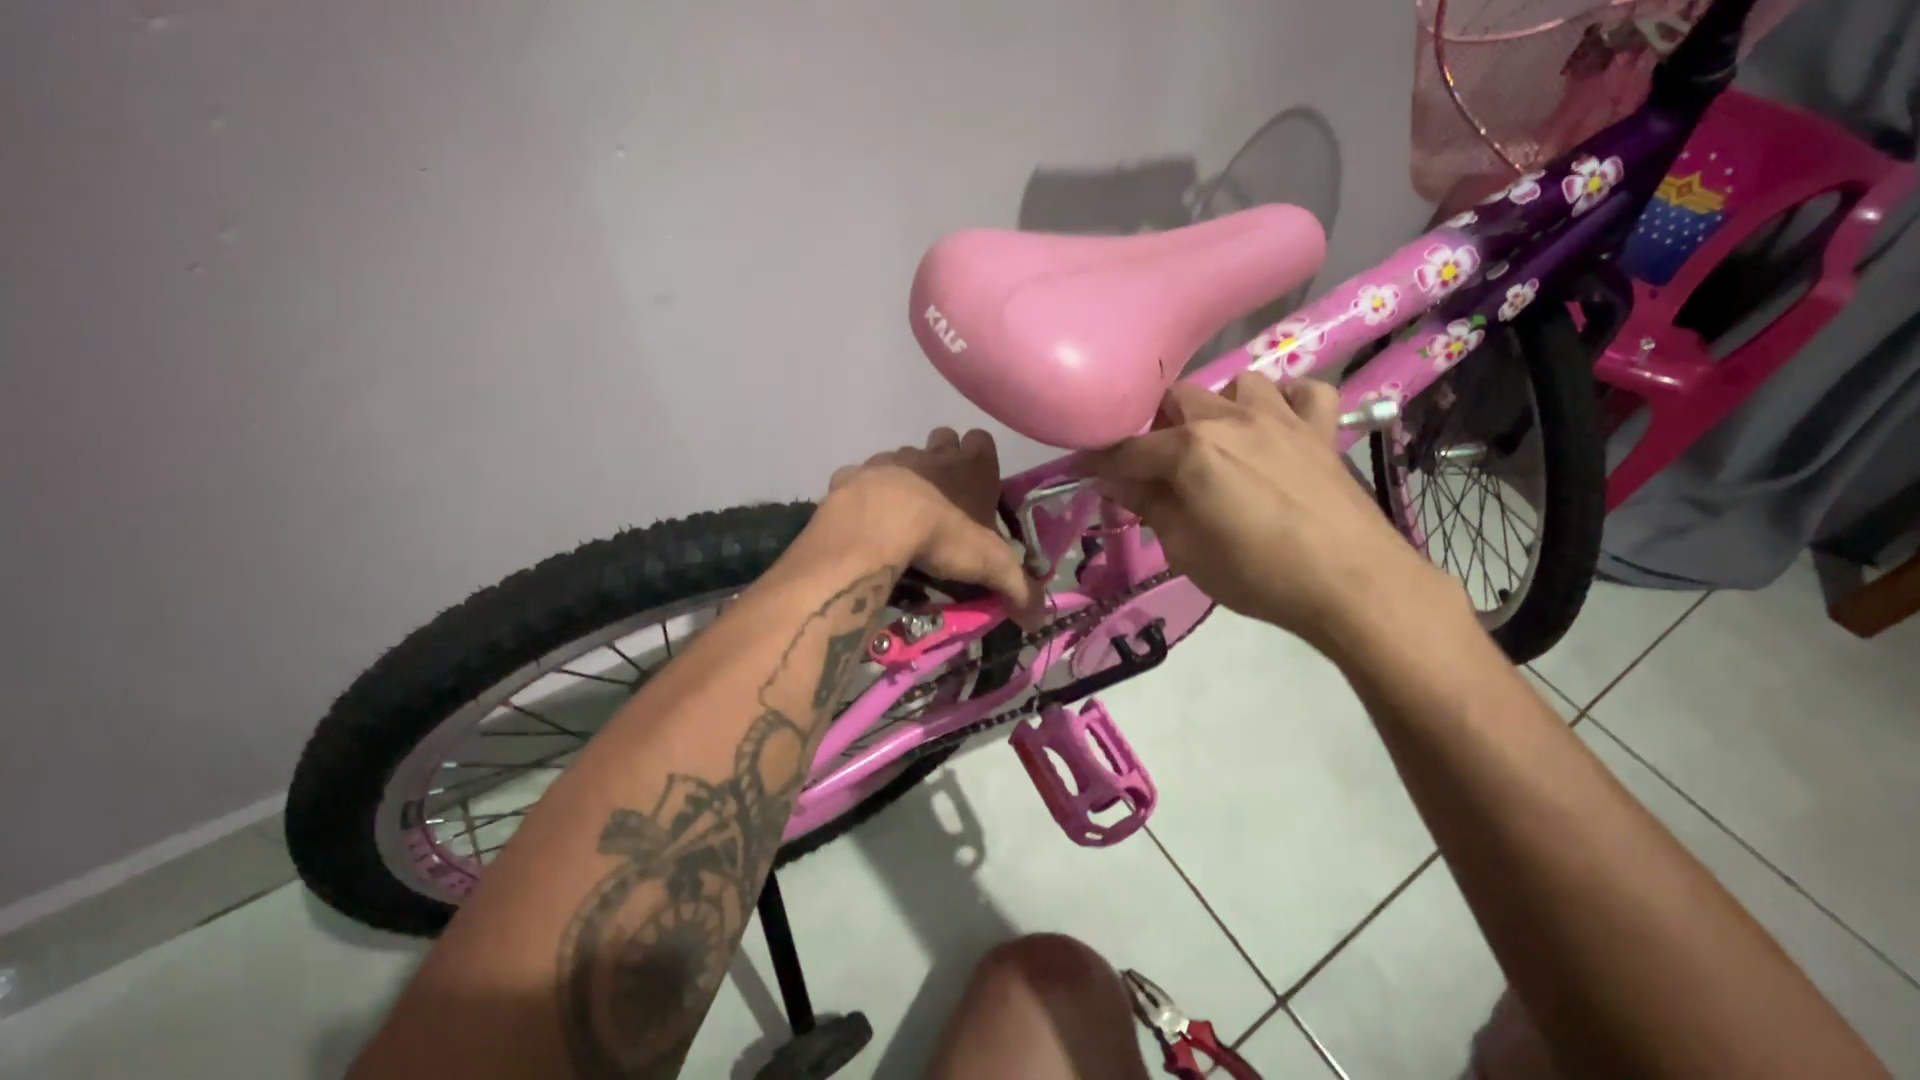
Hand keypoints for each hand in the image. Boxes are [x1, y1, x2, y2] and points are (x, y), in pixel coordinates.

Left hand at [826, 428, 1040, 609]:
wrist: (877, 527)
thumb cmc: (944, 536)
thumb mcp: (992, 565)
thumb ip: (1020, 588)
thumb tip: (1039, 619)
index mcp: (970, 466)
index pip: (982, 441)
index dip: (980, 458)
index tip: (978, 485)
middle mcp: (931, 454)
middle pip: (942, 439)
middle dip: (943, 460)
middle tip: (943, 498)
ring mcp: (890, 460)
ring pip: (901, 458)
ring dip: (904, 478)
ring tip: (902, 514)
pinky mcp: (853, 475)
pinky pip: (860, 477)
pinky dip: (864, 493)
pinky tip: (865, 519)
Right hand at [1080, 374, 1456, 656]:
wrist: (1351, 583)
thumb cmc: (1257, 574)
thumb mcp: (1186, 551)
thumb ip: (1150, 507)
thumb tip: (1117, 482)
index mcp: (1190, 450)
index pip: (1128, 449)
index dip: (1101, 462)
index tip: (1086, 472)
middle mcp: (1230, 419)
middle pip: (1177, 399)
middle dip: (1156, 426)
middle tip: (1154, 465)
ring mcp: (1281, 418)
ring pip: (1238, 384)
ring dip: (1220, 406)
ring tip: (1219, 441)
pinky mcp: (1320, 430)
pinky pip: (1303, 392)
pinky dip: (1287, 401)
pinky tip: (1279, 426)